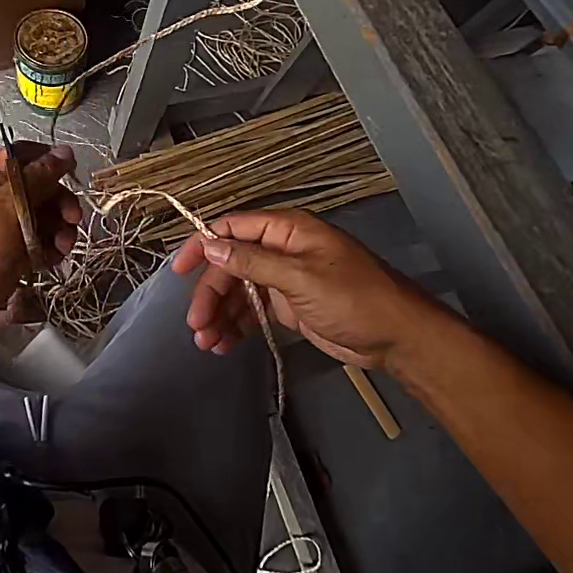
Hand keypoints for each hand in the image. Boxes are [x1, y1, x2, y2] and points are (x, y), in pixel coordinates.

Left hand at [0, 142, 81, 322]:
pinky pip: (46, 239)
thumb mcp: (11, 203)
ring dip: (62, 229)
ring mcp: (13, 224)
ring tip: (62, 245)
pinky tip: (53, 257)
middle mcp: (5, 197)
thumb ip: (41, 176)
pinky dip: (54, 247)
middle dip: (62, 202)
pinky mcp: (21, 248)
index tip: (70, 170)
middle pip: (45, 187)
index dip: (49, 159)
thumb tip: (65, 151)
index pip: (26, 155)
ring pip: (50, 215)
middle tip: (72, 218)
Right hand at [172, 209, 452, 368]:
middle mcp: (281, 250)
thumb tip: (211, 244)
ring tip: (207, 342)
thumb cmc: (353, 297)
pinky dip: (238, 326)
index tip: (179, 271)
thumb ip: (254, 261)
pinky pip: (253, 311)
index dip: (203, 246)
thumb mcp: (300, 277)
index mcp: (287, 230)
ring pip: (240, 291)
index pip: (233, 228)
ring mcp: (284, 279)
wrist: (394, 335)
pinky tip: (224, 345)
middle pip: (232, 264)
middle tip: (196, 325)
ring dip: (221, 314)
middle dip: (212, 293)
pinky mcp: (289, 306)